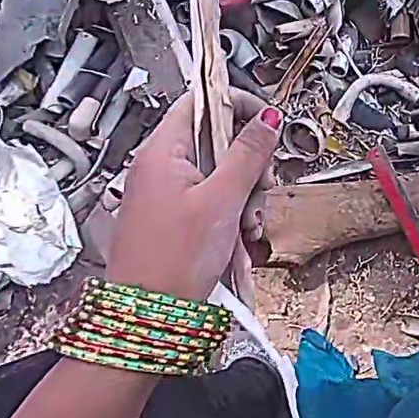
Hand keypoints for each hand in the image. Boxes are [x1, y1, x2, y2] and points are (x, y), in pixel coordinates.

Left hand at [105, 90, 279, 301]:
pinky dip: (233, 211)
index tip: (267, 121)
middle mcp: (161, 166)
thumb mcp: (222, 200)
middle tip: (260, 184)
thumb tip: (268, 117)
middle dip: (248, 162)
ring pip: (222, 171)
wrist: (149, 317)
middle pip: (218, 139)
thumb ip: (248, 154)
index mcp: (162, 152)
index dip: (238, 104)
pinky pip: (215, 197)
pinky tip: (239, 234)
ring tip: (246, 222)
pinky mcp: (178, 214)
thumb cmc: (172, 261)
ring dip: (245, 193)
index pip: (202, 100)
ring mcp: (169, 191)